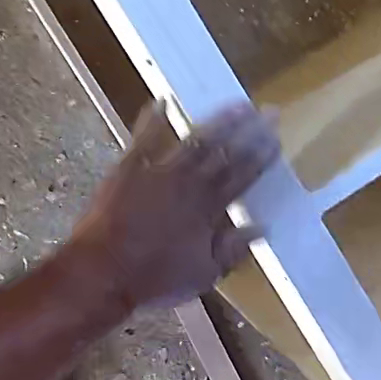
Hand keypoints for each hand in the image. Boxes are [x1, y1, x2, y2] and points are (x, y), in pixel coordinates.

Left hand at [64, 102, 279, 310]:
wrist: (103, 269)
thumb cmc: (153, 278)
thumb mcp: (202, 274)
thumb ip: (232, 248)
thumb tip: (261, 227)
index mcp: (208, 209)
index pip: (242, 176)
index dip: (261, 156)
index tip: (276, 137)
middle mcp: (188, 184)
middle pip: (224, 152)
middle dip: (248, 131)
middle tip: (267, 110)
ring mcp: (157, 173)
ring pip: (193, 141)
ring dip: (215, 120)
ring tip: (235, 104)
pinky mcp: (127, 168)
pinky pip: (143, 138)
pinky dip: (153, 118)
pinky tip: (162, 101)